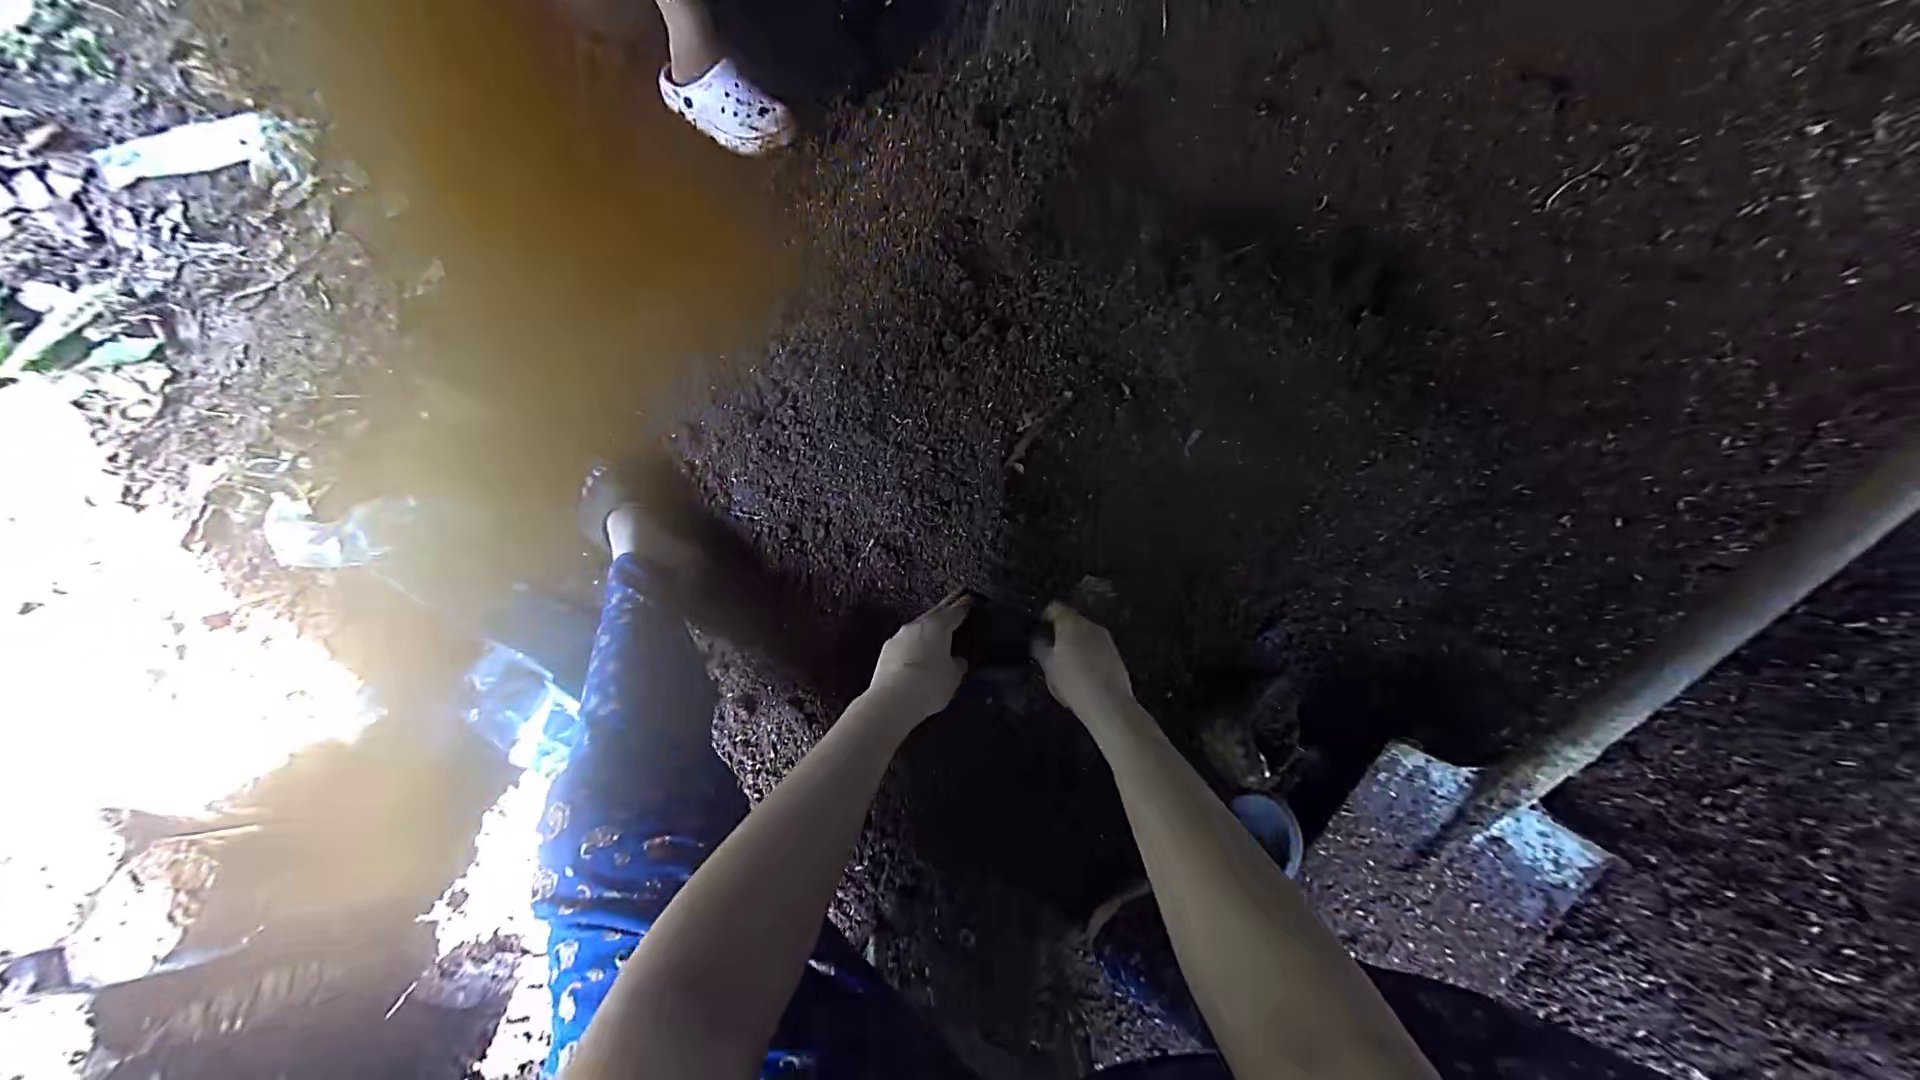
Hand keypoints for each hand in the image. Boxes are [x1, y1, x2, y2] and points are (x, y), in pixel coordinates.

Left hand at [863, 593, 971, 720]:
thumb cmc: (929, 686)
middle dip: (946, 607)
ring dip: (928, 626)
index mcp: (939, 626)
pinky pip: (905, 641)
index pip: (955, 612)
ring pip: (918, 626)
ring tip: (937, 629)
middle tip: (955, 599)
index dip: (963, 606)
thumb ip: (957, 664)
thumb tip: (956, 660)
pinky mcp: (887, 650)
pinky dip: (914, 643)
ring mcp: (900, 636)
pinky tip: (916, 650)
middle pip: (935, 612)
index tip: (967, 600)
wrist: (893, 700)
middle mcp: (918, 625)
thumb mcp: (954, 676)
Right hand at [1032, 602, 1136, 718]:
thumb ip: (1041, 649)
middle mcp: (1089, 625)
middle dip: (1062, 633)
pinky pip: (1097, 647)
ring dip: (1076, 644)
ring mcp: (1105, 638)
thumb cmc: (1072, 682)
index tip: (1041, 627)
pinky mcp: (1116, 652)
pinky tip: (1084, 674)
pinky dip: (1089, 654)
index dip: (1046, 616)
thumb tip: (1039, 641)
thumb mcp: (1048, 667)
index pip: (1055, 608)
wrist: (1107, 702)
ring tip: (1068, 665)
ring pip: (1085, 635)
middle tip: (1053, 650)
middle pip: (1072, 621)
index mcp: (1070, 623)